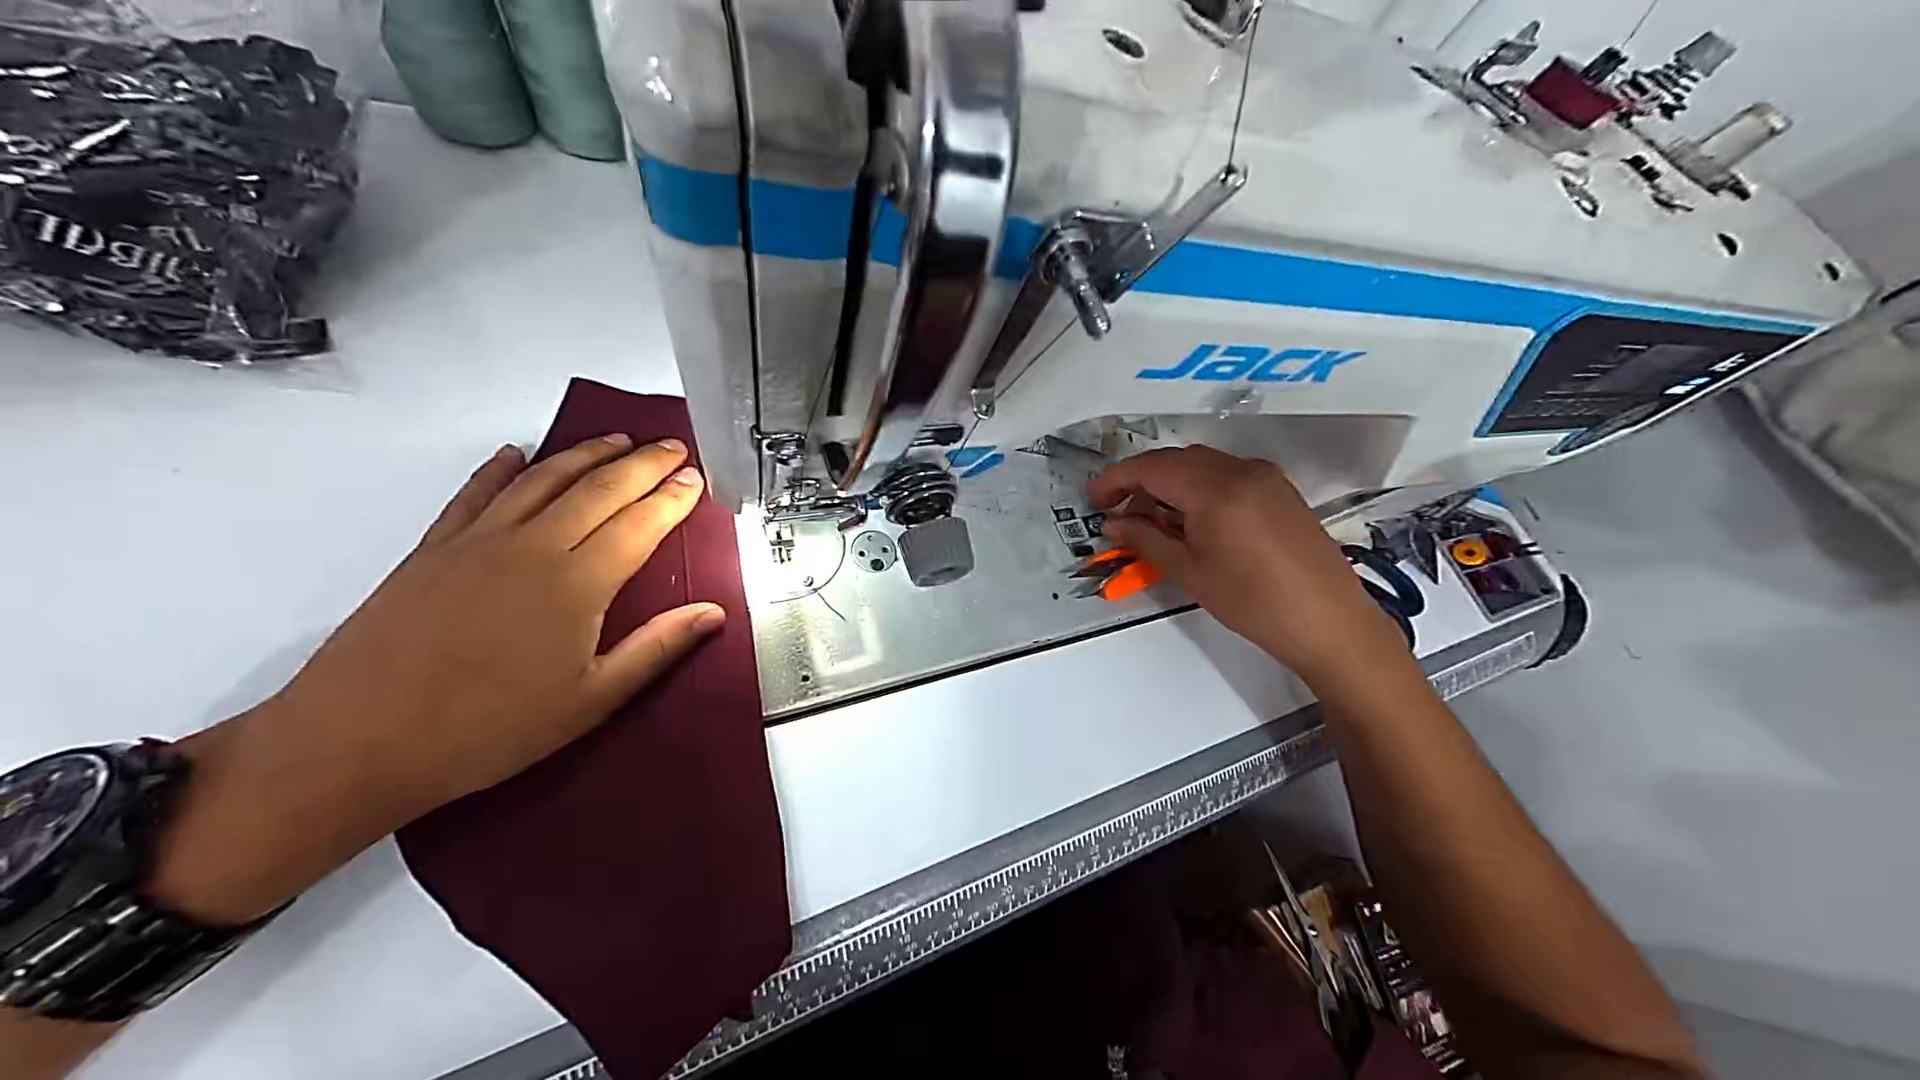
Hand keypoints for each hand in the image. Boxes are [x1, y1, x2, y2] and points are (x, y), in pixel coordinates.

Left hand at [146, 435, 723, 922]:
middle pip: (599, 488)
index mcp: (577, 584)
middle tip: (673, 448)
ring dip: (585, 453)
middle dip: (643, 463)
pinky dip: (500, 467)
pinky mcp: (433, 548)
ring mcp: (478, 541)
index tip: (695, 479)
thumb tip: (713, 613)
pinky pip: (475, 493)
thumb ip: (656, 648)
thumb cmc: (487, 729)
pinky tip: (515, 452)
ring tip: (617, 439)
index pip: (639, 524)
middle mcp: (532, 547)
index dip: (672, 497)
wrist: (355, 741)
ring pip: (543, 479)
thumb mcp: (591, 700)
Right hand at [1089, 446, 1404, 683]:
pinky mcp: (1278, 489)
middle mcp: (1241, 470)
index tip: (1094, 500)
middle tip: (1118, 513)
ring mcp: (1264, 476)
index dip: (1116, 480)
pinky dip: (1197, 486)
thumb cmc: (1254, 603)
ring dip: (1169, 483)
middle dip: (1140, 480)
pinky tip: (1190, 519)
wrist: (1329, 622)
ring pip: (1200, 464)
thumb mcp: (1190, 572)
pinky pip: (1225, 473)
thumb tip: (1114, 523)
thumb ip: (1146, 540)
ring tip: (1152, 521)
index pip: (1151, 468)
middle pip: (1174, 460)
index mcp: (1215, 489)